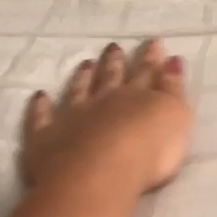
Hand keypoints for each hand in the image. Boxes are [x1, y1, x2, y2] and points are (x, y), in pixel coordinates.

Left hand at [21, 38, 192, 196]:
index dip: (151, 57)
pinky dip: (41, 107)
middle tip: (113, 47)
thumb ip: (174, 88)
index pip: (147, 72)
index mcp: (138, 96)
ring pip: (79, 91)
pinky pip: (42, 119)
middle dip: (115, 62)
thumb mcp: (176, 116)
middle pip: (111, 77)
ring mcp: (74, 117)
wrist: (100, 175)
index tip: (153, 41)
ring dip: (83, 77)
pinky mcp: (46, 139)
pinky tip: (39, 96)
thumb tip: (172, 60)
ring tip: (86, 63)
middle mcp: (105, 101)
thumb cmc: (149, 150)